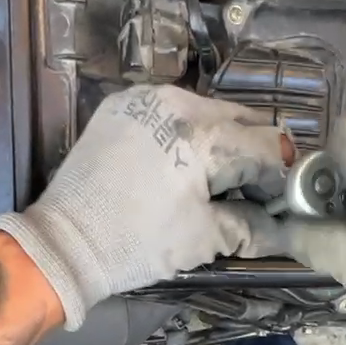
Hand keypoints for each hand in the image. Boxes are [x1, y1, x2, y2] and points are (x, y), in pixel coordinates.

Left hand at [0, 85, 289, 329]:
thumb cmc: (137, 246)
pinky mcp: (120, 106)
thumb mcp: (201, 241)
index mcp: (202, 136)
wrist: (65, 244)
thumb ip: (249, 225)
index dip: (278, 178)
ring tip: (211, 180)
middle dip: (250, 155)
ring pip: (205, 112)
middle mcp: (177, 102)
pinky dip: (182, 134)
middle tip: (249, 191)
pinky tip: (176, 166)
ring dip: (218, 142)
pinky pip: (168, 112)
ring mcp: (145, 99)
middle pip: (238, 121)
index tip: (277, 202)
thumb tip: (280, 224)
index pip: (264, 146)